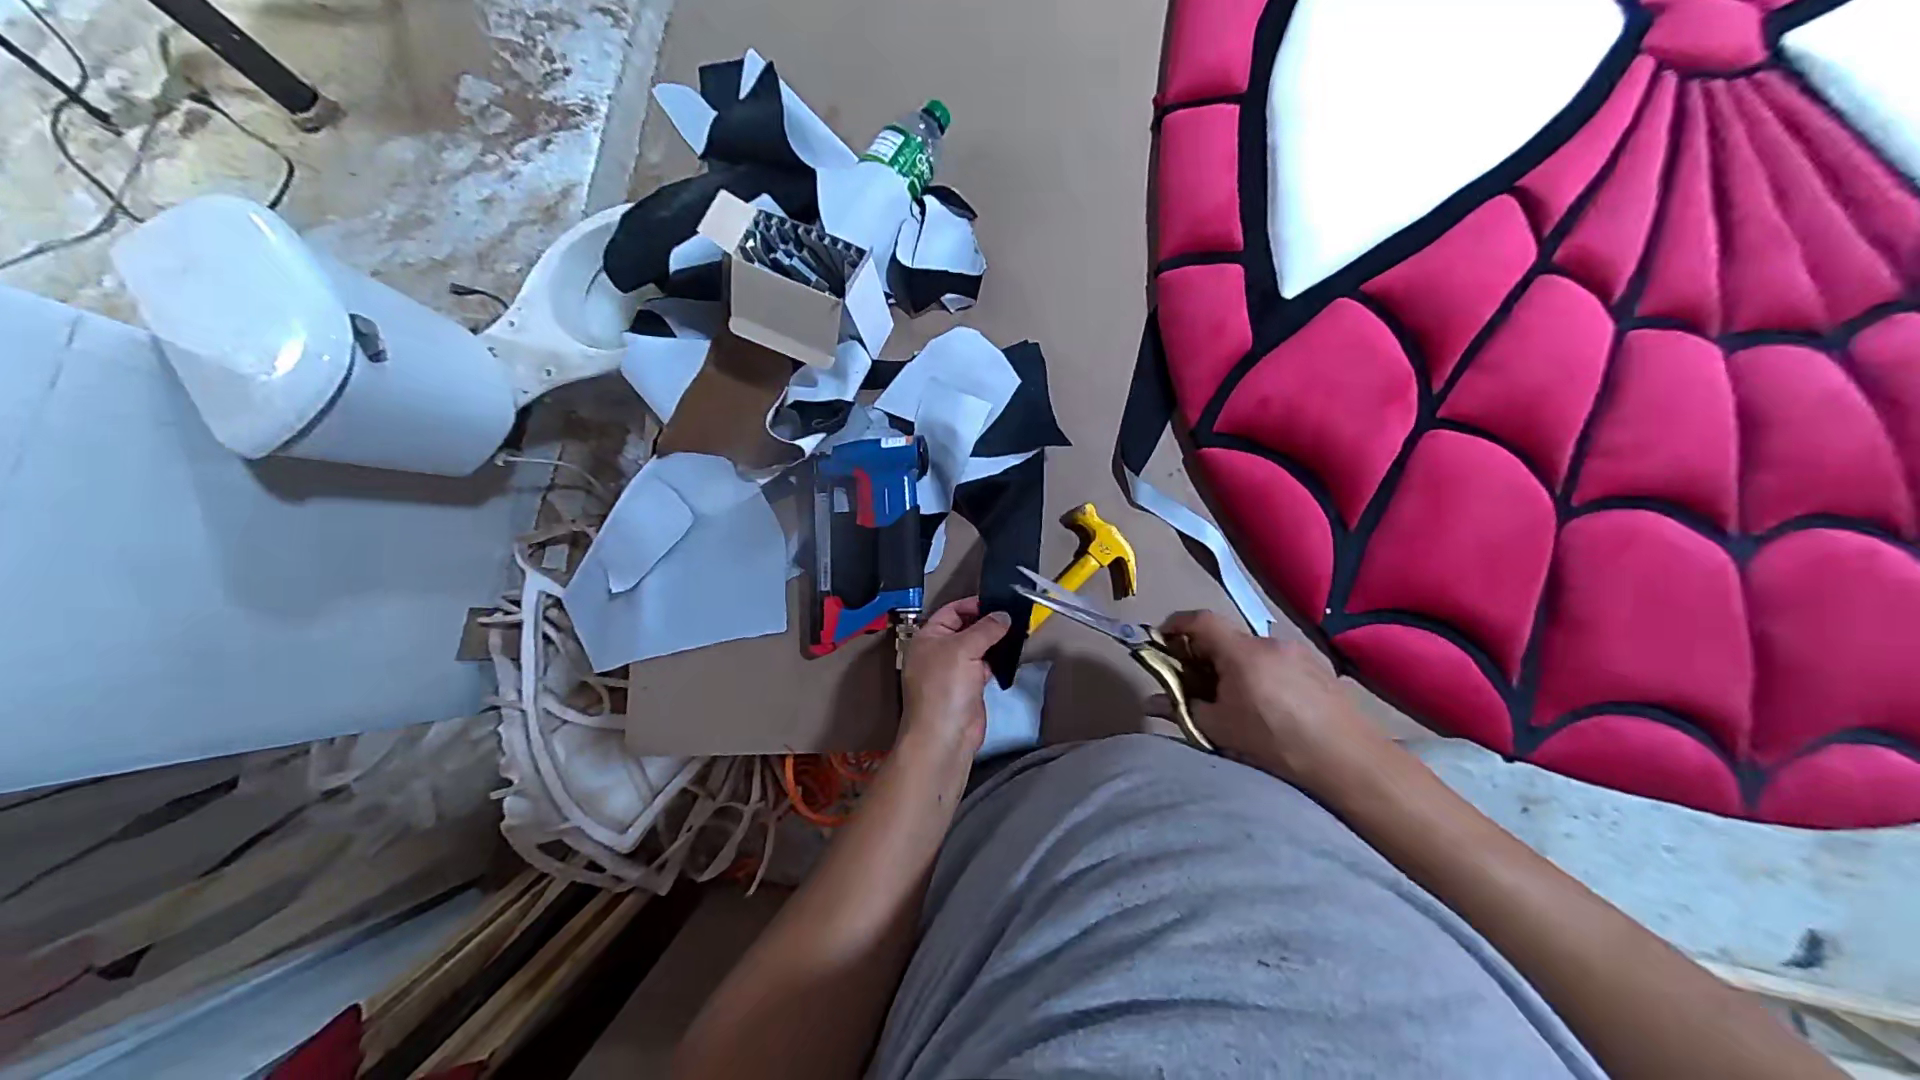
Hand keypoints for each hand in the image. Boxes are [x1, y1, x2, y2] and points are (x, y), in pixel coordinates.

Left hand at [900, 597, 1010, 754]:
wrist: (945, 735)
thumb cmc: (945, 687)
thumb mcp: (964, 648)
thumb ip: (986, 629)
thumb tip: (1003, 615)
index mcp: (928, 637)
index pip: (951, 611)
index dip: (973, 604)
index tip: (998, 602)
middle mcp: (938, 651)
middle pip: (965, 628)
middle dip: (987, 622)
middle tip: (1013, 615)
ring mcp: (953, 670)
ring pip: (976, 647)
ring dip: (993, 641)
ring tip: (1017, 631)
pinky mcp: (968, 686)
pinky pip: (983, 665)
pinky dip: (995, 660)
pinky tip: (1010, 654)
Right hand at [1159, 611, 1394, 787]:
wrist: (1349, 761)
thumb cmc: (1275, 743)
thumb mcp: (1220, 729)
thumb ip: (1183, 709)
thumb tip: (1151, 703)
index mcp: (1242, 652)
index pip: (1200, 620)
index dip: (1176, 625)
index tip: (1161, 640)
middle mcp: (1270, 642)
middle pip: (1227, 637)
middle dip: (1204, 653)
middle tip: (1193, 680)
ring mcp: (1299, 653)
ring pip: (1254, 651)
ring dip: (1235, 665)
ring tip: (1234, 698)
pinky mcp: (1320, 668)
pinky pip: (1278, 662)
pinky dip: (1262, 674)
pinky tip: (1270, 706)